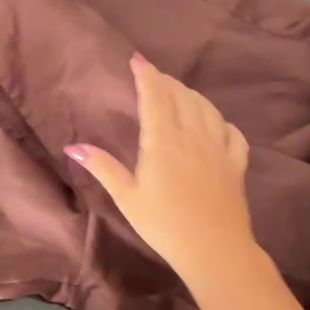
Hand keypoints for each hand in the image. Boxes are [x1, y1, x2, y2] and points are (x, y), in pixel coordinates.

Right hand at [66, 54, 258, 278]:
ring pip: (207, 109)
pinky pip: (231, 132)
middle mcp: (193, 136)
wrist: (215, 250)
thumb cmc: (164, 224)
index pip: (155, 96)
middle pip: (182, 97)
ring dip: (192, 96)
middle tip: (153, 77)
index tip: (137, 60)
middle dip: (167, 82)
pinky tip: (215, 124)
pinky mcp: (236, 165)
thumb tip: (73, 147)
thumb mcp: (127, 198)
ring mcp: (218, 148)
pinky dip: (220, 121)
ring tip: (179, 93)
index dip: (147, 75)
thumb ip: (103, 168)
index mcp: (164, 140)